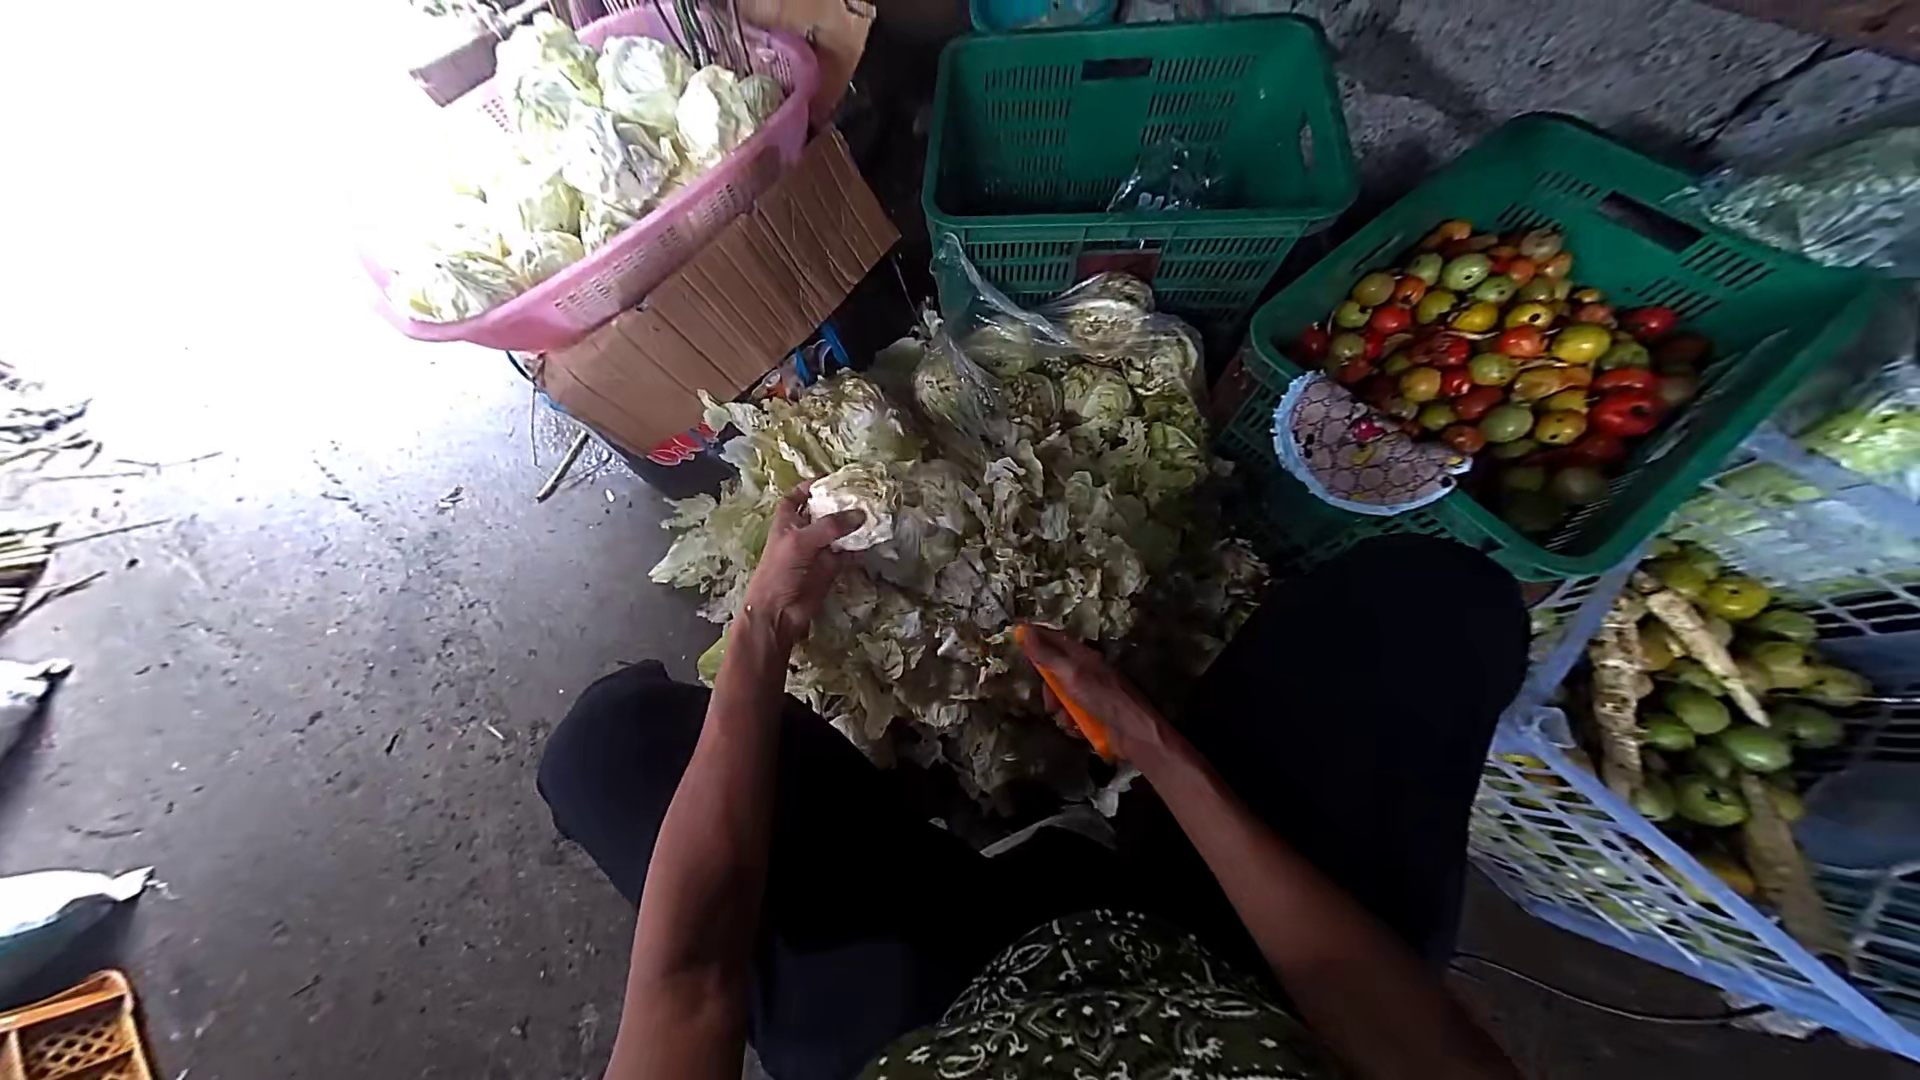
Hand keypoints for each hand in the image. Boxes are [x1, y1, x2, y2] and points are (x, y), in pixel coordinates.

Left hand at [741, 483, 863, 650]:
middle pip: (824, 512)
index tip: (830, 480)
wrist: (779, 611)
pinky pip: (849, 552)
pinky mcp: (831, 567)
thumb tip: (860, 514)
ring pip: (840, 532)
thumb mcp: (801, 541)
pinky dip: (861, 546)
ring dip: (854, 524)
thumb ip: (830, 526)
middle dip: (841, 503)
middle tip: (863, 493)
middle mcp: (804, 533)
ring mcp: (819, 551)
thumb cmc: (780, 571)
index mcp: (787, 522)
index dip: (809, 487)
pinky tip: (875, 538)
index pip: (796, 498)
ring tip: (875, 512)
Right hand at [1016, 624, 1171, 764]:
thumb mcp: (1070, 675)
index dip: (1034, 638)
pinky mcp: (1093, 713)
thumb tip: (1022, 630)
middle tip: (1050, 703)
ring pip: (1061, 697)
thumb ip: (1045, 655)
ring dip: (1061, 710)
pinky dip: (1071, 722)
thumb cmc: (1104, 699)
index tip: (1015, 637)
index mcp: (1082, 655)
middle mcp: (1085, 670)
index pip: (1052, 639)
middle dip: (1049, 690)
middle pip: (1053, 673)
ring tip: (1068, 719)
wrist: (1134, 733)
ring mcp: (1090, 693)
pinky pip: (1071, 713)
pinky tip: (1078, 728)